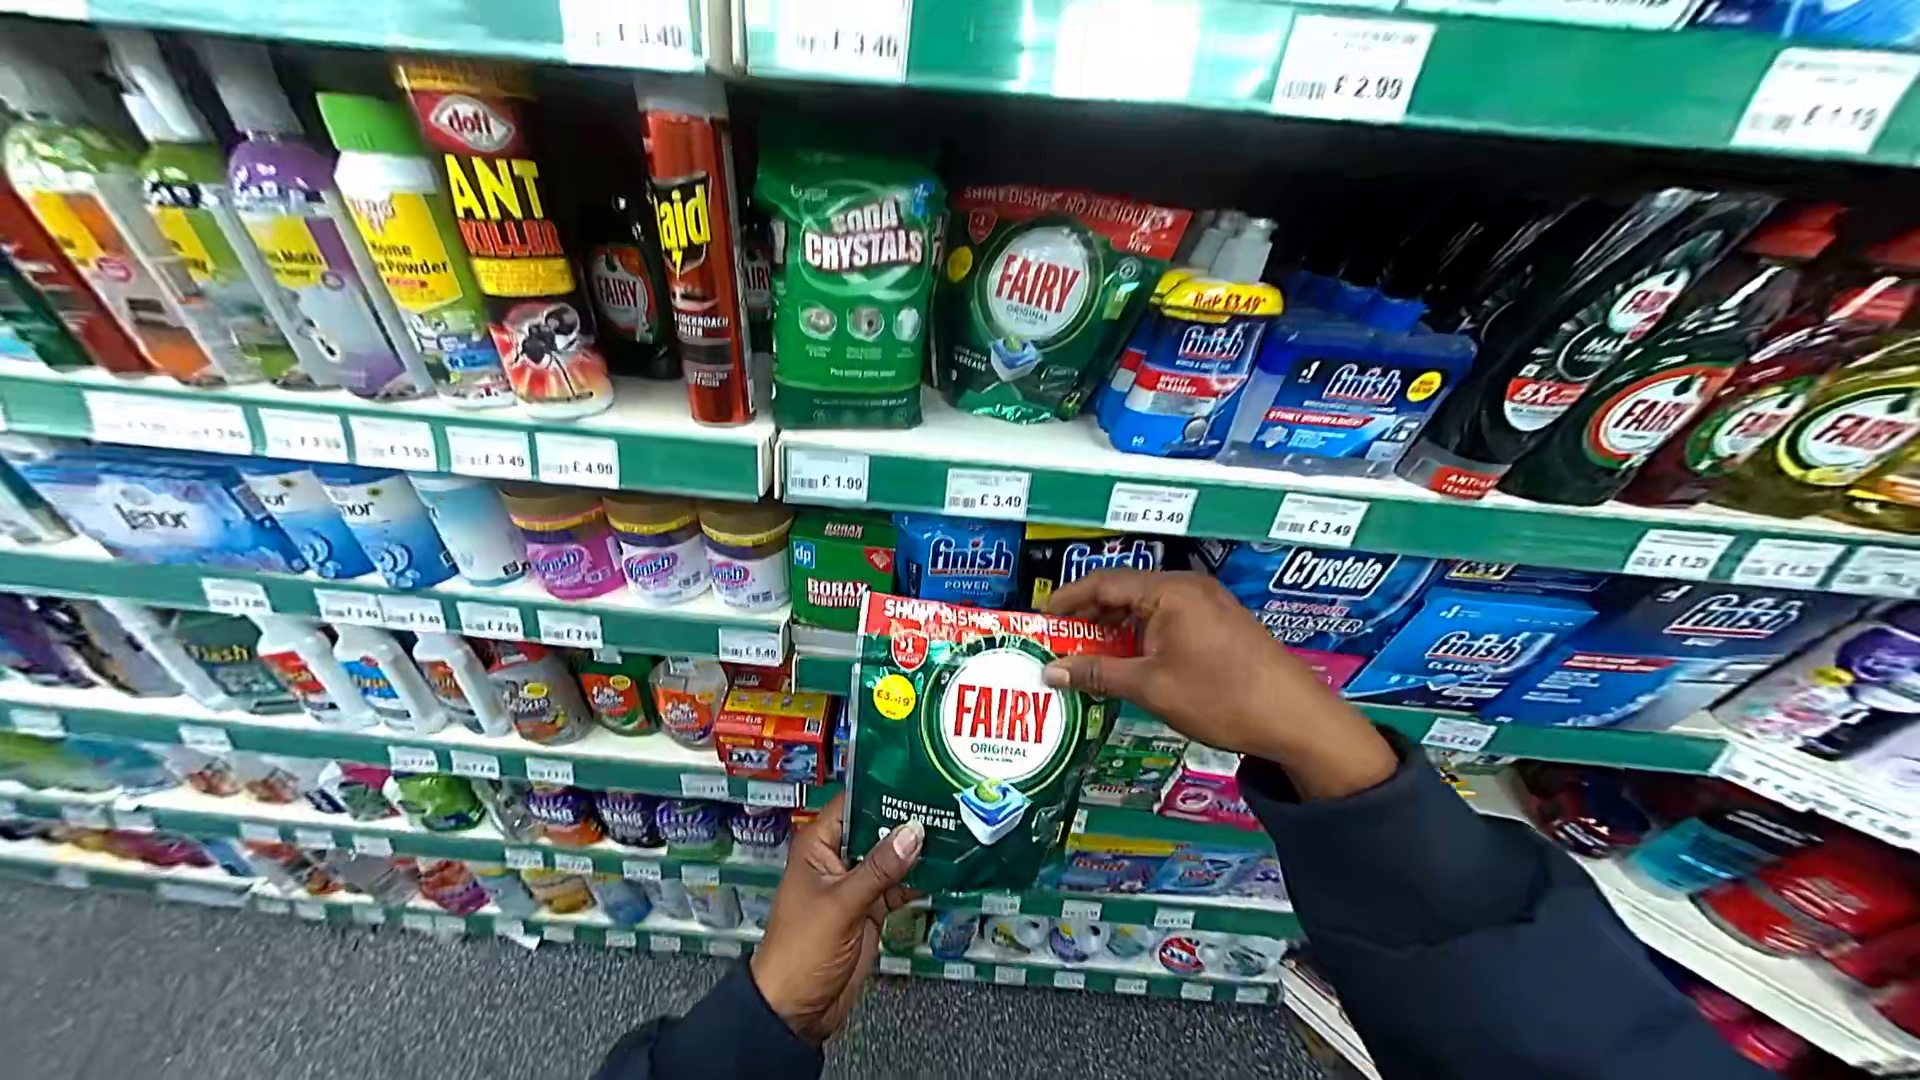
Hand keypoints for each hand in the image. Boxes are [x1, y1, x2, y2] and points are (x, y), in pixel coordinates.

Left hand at [749, 794, 921, 1043]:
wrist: (796, 1013)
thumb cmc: (804, 949)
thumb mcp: (840, 905)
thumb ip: (878, 869)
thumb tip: (915, 830)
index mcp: (819, 844)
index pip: (852, 802)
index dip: (881, 788)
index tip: (918, 775)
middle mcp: (839, 856)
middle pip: (876, 826)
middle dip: (907, 817)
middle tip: (945, 800)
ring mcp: (857, 882)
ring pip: (891, 854)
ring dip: (917, 847)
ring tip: (954, 826)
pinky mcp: (872, 907)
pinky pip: (898, 884)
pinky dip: (919, 878)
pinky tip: (946, 866)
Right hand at [1042, 569, 1396, 799]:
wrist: (1298, 720)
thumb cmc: (1219, 697)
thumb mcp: (1150, 686)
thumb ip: (1096, 674)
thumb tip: (1051, 672)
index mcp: (1169, 591)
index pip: (1103, 583)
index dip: (1067, 600)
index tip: (1041, 620)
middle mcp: (1187, 586)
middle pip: (1124, 592)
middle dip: (1089, 616)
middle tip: (1060, 642)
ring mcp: (1206, 602)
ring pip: (1146, 607)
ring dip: (1115, 628)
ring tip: (1088, 655)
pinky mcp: (1218, 621)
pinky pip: (1167, 619)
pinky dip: (1141, 635)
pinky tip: (1128, 660)